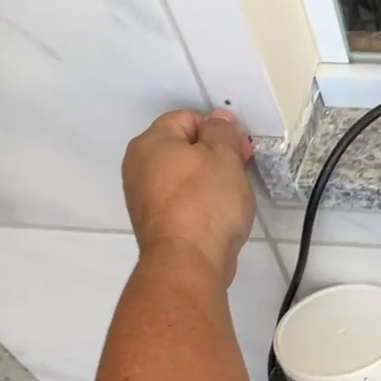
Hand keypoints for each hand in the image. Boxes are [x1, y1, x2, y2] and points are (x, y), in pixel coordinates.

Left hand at [122, 109, 256, 273]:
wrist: (188, 261)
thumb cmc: (206, 204)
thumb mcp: (224, 157)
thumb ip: (222, 132)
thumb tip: (218, 120)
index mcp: (151, 141)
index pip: (187, 119)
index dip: (219, 131)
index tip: (242, 153)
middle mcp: (138, 166)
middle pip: (182, 150)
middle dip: (213, 159)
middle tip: (239, 177)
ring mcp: (143, 199)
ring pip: (182, 180)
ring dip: (207, 185)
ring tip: (229, 203)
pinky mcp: (155, 227)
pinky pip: (181, 206)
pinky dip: (199, 208)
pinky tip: (216, 222)